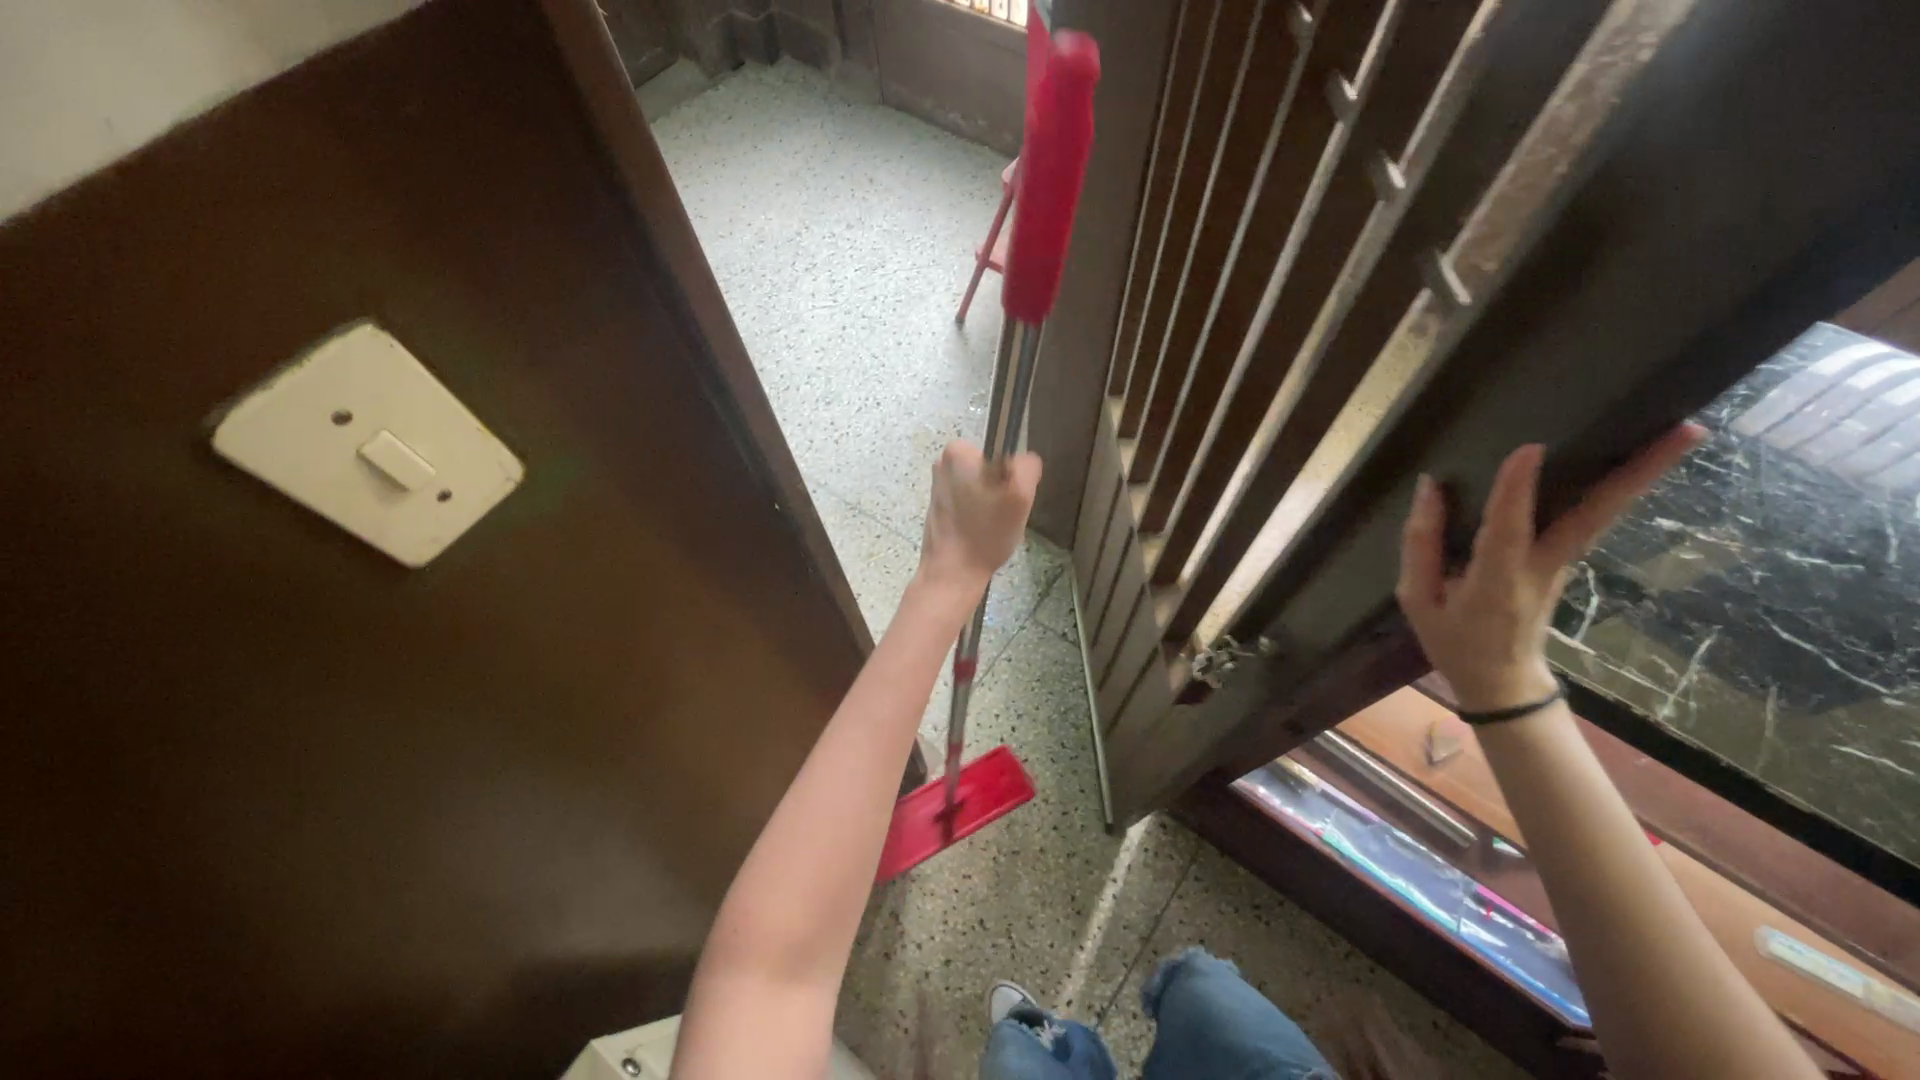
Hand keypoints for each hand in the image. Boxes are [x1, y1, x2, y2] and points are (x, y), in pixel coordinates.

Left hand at [918, 440, 1040, 598]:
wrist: (952, 573)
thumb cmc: (985, 534)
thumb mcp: (1020, 496)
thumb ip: (1027, 467)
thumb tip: (1025, 461)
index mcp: (958, 451)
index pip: (1001, 452)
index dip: (1010, 477)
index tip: (1007, 500)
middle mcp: (942, 462)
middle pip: (990, 469)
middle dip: (1000, 490)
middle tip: (1001, 515)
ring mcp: (937, 485)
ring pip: (981, 487)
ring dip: (990, 504)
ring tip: (989, 526)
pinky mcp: (938, 506)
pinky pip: (969, 502)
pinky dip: (977, 515)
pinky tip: (978, 532)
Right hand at [1395, 426, 1704, 712]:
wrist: (1501, 682)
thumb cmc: (1452, 641)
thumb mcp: (1416, 600)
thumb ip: (1420, 545)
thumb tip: (1430, 487)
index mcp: (1496, 580)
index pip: (1508, 529)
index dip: (1516, 490)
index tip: (1530, 449)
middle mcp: (1542, 567)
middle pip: (1594, 516)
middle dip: (1640, 474)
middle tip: (1689, 430)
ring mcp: (1563, 564)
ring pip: (1603, 514)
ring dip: (1644, 475)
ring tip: (1682, 432)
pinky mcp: (1567, 561)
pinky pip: (1592, 519)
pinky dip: (1619, 488)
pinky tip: (1633, 461)